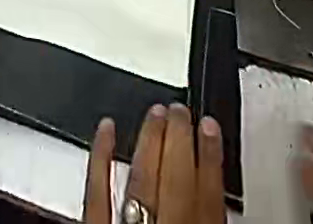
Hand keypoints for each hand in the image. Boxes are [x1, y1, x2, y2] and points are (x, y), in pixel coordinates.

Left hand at [84, 103, 224, 223]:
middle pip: (175, 182)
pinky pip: (96, 188)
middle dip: (179, 140)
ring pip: (141, 179)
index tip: (210, 126)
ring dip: (150, 141)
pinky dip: (102, 154)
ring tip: (156, 111)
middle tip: (181, 109)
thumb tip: (217, 203)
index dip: (212, 158)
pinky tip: (107, 126)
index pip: (210, 200)